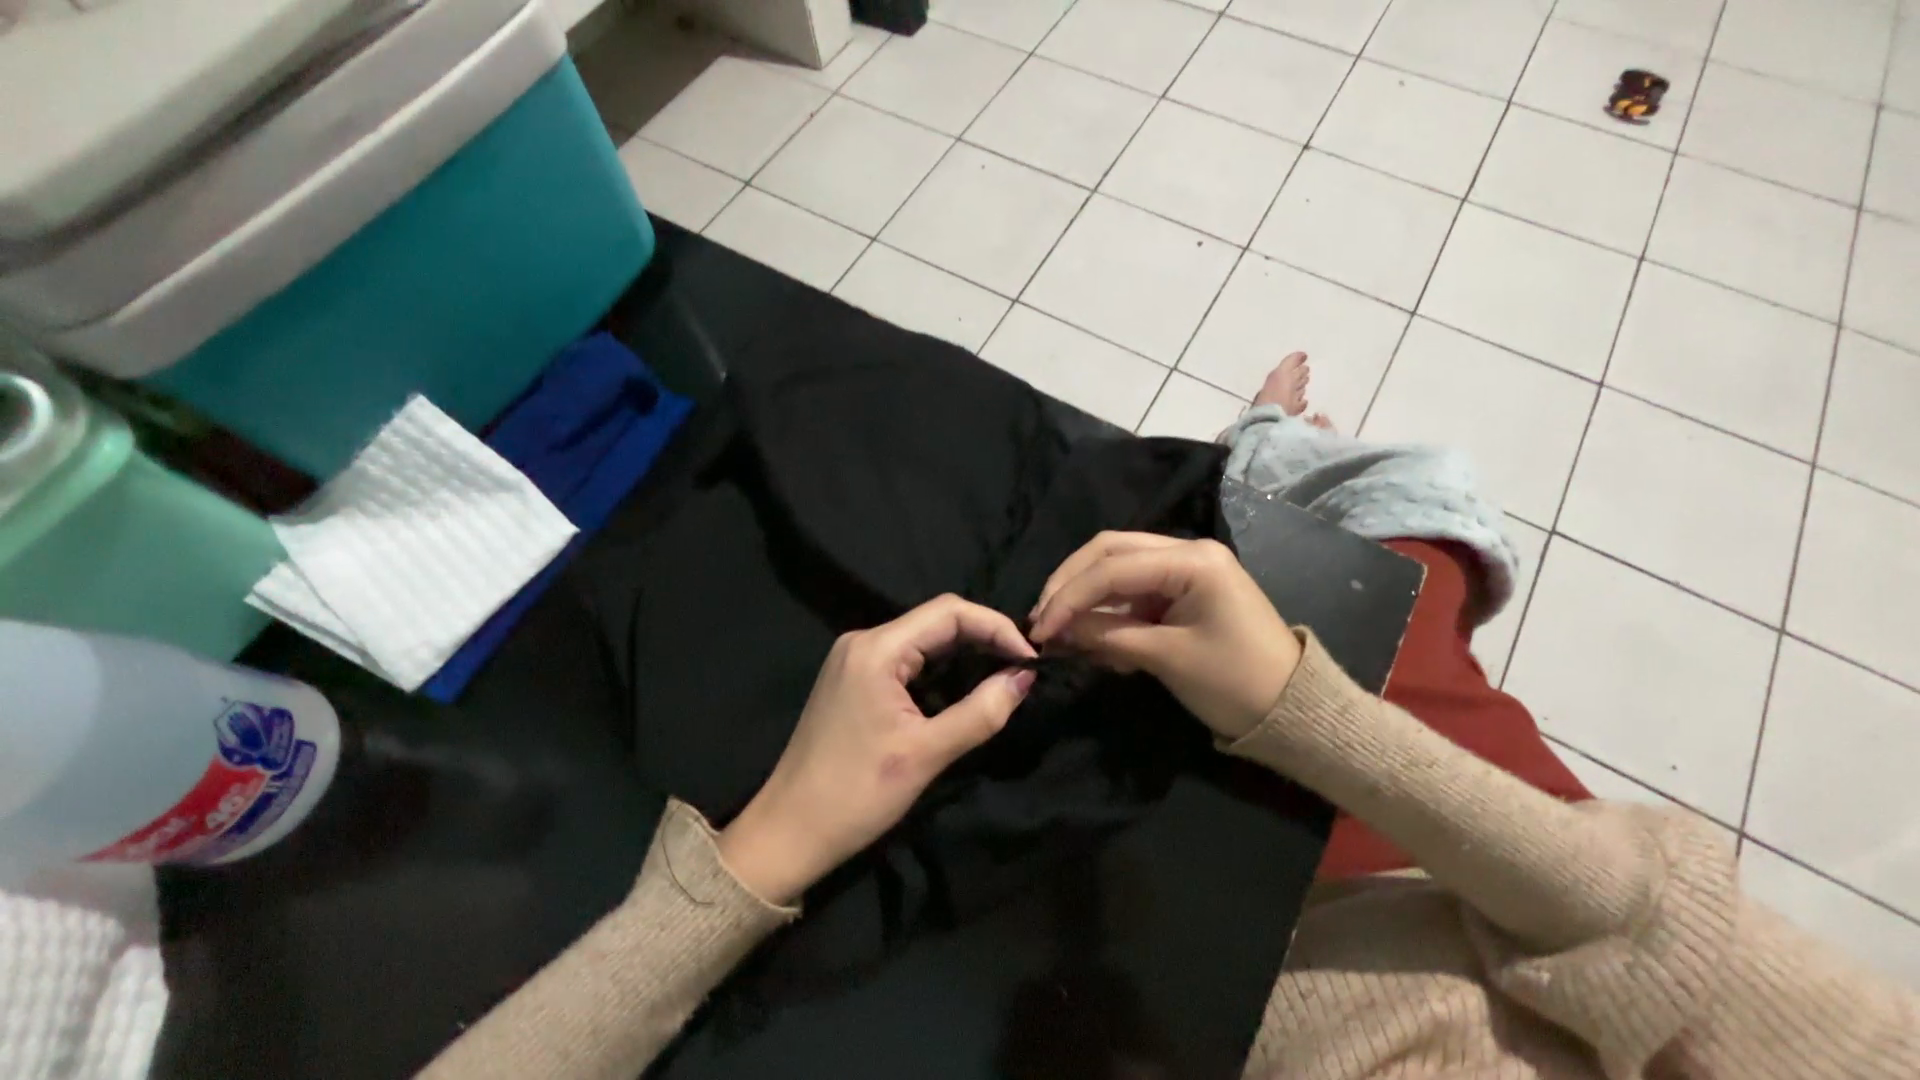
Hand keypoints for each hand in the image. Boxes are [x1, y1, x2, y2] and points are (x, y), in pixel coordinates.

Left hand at [717, 595, 1036, 904]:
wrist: (790, 831)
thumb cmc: (856, 794)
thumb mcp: (926, 754)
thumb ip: (981, 712)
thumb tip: (1025, 678)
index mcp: (876, 649)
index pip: (949, 612)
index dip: (996, 626)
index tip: (1031, 658)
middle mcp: (863, 642)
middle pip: (936, 620)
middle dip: (984, 638)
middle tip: (1024, 668)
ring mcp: (855, 660)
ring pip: (923, 640)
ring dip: (965, 653)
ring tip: (1005, 676)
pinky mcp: (854, 681)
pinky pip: (907, 660)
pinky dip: (941, 670)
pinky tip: (966, 688)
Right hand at [1028, 532, 1300, 741]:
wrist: (1294, 712)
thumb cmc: (1235, 682)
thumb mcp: (1166, 659)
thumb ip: (1107, 637)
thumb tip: (1055, 631)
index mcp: (1193, 560)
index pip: (1112, 567)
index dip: (1069, 596)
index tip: (1039, 630)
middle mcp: (1188, 551)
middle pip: (1110, 553)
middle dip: (1071, 586)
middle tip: (1040, 621)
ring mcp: (1187, 570)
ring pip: (1118, 570)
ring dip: (1087, 599)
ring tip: (1059, 635)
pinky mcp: (1184, 593)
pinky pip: (1134, 593)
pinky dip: (1109, 614)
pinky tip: (1091, 641)